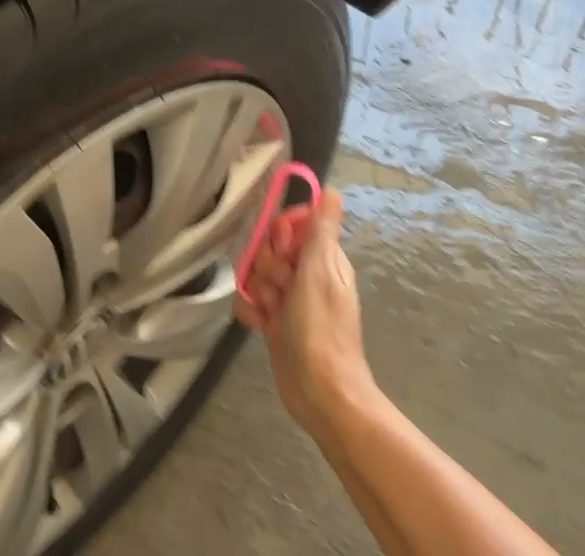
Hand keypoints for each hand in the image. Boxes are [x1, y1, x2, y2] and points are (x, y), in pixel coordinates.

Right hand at [233, 186, 371, 436]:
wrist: (320, 392)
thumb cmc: (321, 330)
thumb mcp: (320, 274)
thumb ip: (321, 231)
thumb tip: (333, 191)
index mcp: (325, 258)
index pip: (295, 222)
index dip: (281, 230)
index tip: (281, 249)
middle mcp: (307, 274)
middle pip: (271, 247)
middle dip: (267, 264)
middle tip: (280, 287)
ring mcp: (290, 298)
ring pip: (258, 274)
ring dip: (257, 290)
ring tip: (270, 311)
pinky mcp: (275, 321)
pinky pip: (252, 301)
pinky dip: (251, 311)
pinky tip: (258, 325)